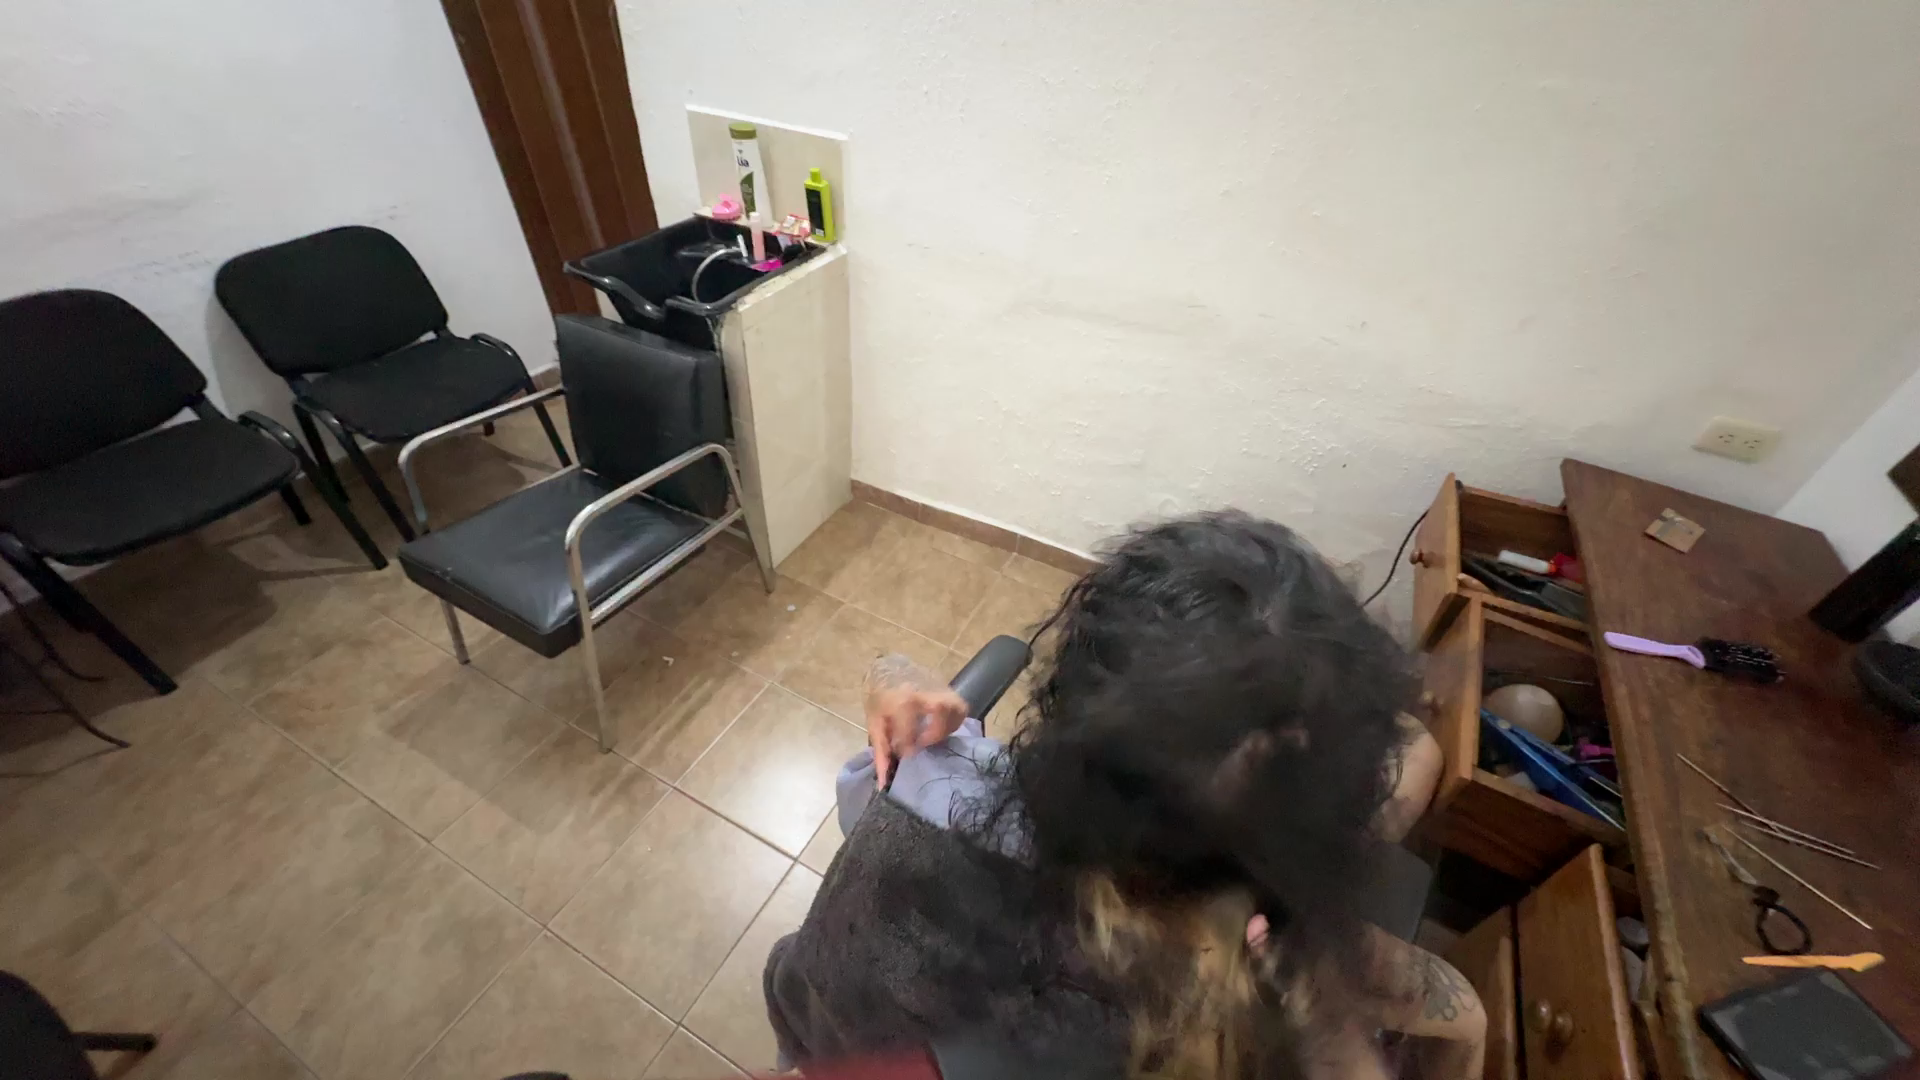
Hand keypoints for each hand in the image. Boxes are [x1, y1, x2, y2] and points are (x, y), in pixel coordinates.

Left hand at [863, 654, 967, 788]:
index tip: (905, 753)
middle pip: (942, 707)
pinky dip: (956, 721)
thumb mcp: (874, 724)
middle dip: (936, 732)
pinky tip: (942, 729)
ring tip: (934, 737)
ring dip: (949, 727)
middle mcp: (923, 691)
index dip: (908, 745)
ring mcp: (938, 687)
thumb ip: (881, 753)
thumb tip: (884, 784)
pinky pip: (960, 706)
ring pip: (957, 706)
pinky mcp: (947, 688)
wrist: (885, 670)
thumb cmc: (878, 699)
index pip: (910, 726)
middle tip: (923, 744)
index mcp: (901, 699)